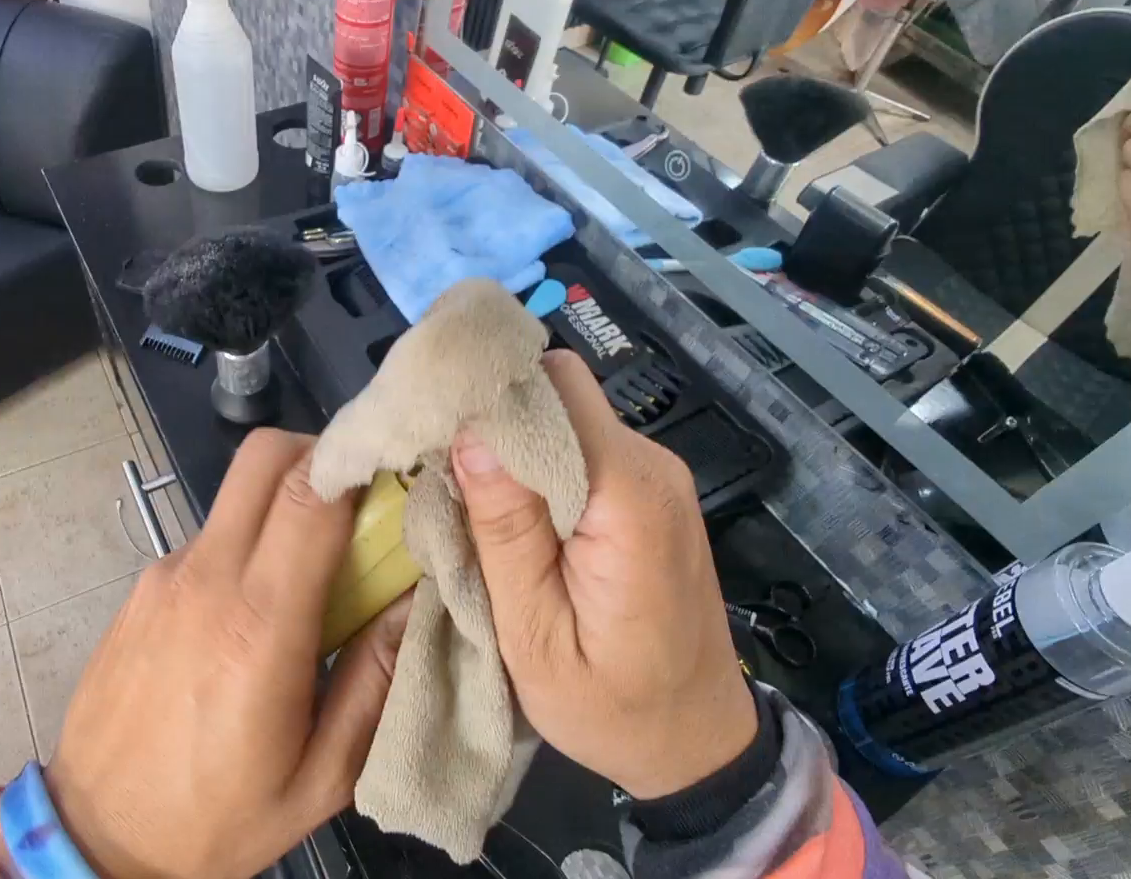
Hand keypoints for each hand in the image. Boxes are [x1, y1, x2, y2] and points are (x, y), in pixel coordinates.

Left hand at [43, 430, 413, 878]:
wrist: (92, 840)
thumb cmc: (216, 818)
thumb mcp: (320, 778)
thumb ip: (376, 681)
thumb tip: (414, 601)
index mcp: (260, 625)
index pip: (309, 495)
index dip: (355, 462)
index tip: (392, 470)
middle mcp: (207, 578)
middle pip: (264, 457)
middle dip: (317, 454)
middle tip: (352, 501)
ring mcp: (165, 575)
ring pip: (237, 494)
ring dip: (282, 505)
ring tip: (304, 574)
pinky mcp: (142, 585)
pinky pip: (208, 537)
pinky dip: (242, 546)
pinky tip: (244, 613)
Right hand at [450, 351, 754, 800]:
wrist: (696, 744)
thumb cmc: (613, 705)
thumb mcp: (535, 633)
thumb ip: (505, 529)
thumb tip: (468, 434)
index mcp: (629, 494)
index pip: (557, 387)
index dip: (492, 392)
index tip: (434, 420)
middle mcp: (649, 466)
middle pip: (559, 394)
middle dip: (494, 416)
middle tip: (437, 459)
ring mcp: (652, 476)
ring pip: (564, 417)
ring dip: (510, 443)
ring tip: (465, 490)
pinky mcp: (644, 491)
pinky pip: (577, 448)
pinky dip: (533, 464)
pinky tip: (506, 506)